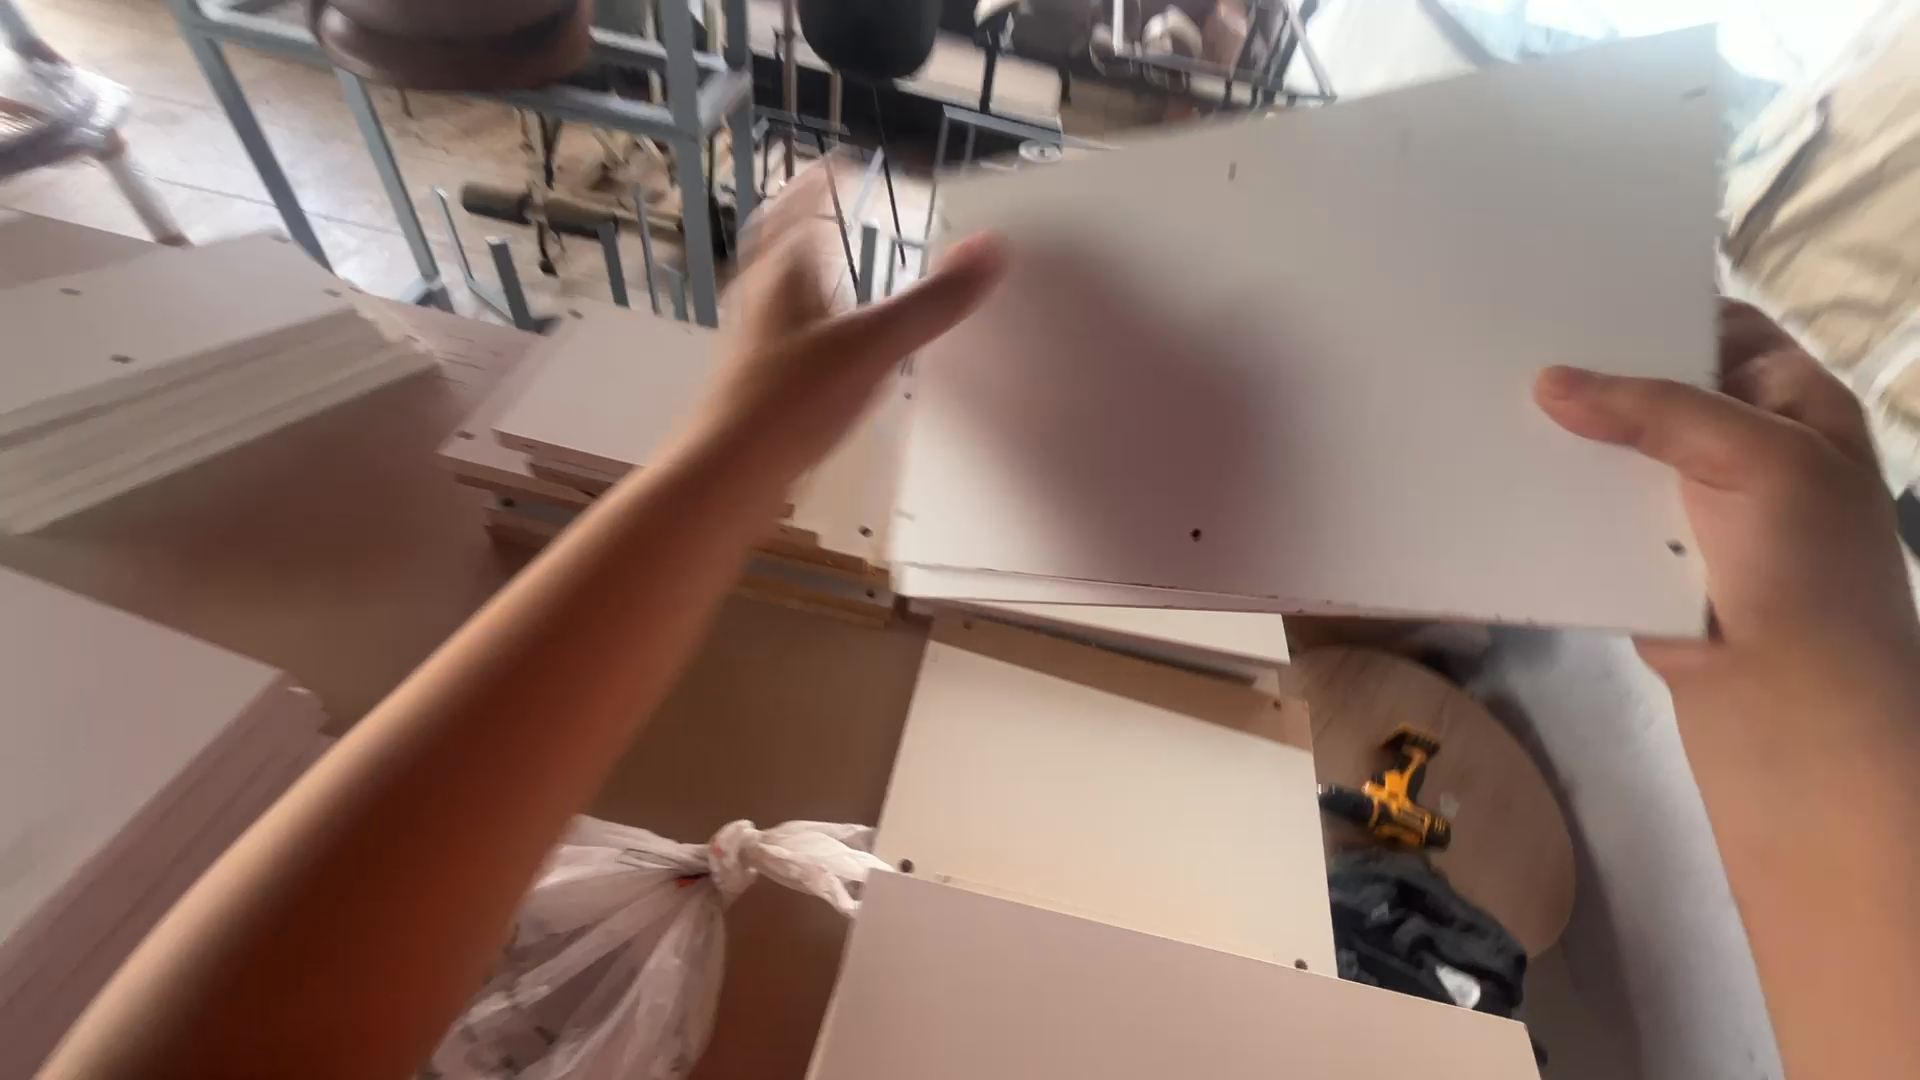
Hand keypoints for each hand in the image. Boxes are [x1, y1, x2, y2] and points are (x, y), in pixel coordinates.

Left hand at [688, 166, 1005, 484]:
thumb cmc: (794, 401)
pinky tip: (823, 354)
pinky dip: (806, 328)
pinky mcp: (754, 385)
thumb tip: (994, 247)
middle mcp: (761, 301)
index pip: (797, 208)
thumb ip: (932, 302)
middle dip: (805, 224)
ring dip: (804, 277)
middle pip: (778, 246)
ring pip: (779, 295)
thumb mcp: (873, 348)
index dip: (820, 183)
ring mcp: (753, 345)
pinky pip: (784, 339)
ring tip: (832, 275)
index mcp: (784, 276)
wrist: (729, 474)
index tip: (844, 164)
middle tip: (830, 211)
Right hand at [1532, 300, 1919, 718]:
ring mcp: (1677, 493)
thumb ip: (1658, 411)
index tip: (1574, 300)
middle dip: (1587, 372)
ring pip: (1608, 444)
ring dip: (1559, 432)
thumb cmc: (1798, 562)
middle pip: (1649, 386)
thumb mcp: (1758, 460)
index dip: (1655, 310)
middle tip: (1510, 350)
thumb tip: (1547, 381)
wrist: (1775, 683)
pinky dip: (1548, 484)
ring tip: (1488, 402)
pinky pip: (1583, 497)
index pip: (1718, 330)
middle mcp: (1730, 441)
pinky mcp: (1630, 538)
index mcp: (1787, 404)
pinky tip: (1500, 467)